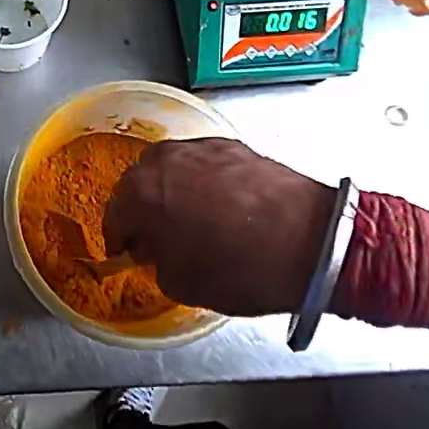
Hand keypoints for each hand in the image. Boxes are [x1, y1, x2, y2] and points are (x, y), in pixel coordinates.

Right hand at [104, 138, 333, 316]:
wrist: (314, 243)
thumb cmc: (240, 268)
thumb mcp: (181, 282)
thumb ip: (156, 260)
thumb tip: (157, 249)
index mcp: (141, 194)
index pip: (114, 216)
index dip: (118, 239)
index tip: (125, 252)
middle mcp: (165, 161)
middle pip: (137, 183)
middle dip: (140, 208)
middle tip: (154, 234)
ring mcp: (201, 148)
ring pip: (169, 168)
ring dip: (169, 190)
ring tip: (186, 216)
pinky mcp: (234, 146)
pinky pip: (201, 163)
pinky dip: (200, 181)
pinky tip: (217, 204)